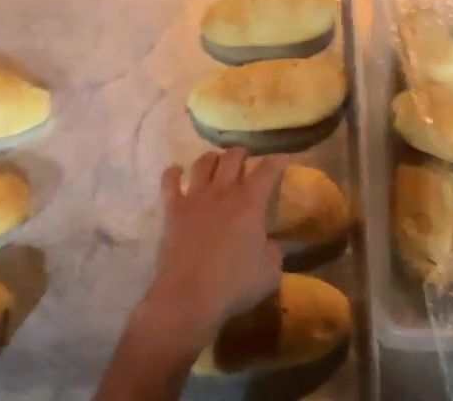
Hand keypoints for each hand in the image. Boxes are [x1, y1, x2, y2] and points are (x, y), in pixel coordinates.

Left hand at [139, 148, 288, 342]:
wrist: (188, 297)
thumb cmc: (234, 284)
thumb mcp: (270, 272)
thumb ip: (273, 250)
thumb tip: (269, 242)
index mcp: (250, 202)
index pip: (268, 170)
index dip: (277, 160)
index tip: (283, 159)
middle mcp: (223, 191)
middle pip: (233, 157)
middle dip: (242, 154)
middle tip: (246, 161)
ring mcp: (195, 197)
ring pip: (204, 163)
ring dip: (213, 159)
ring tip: (216, 163)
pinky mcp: (172, 210)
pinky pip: (170, 181)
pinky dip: (174, 173)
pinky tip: (177, 172)